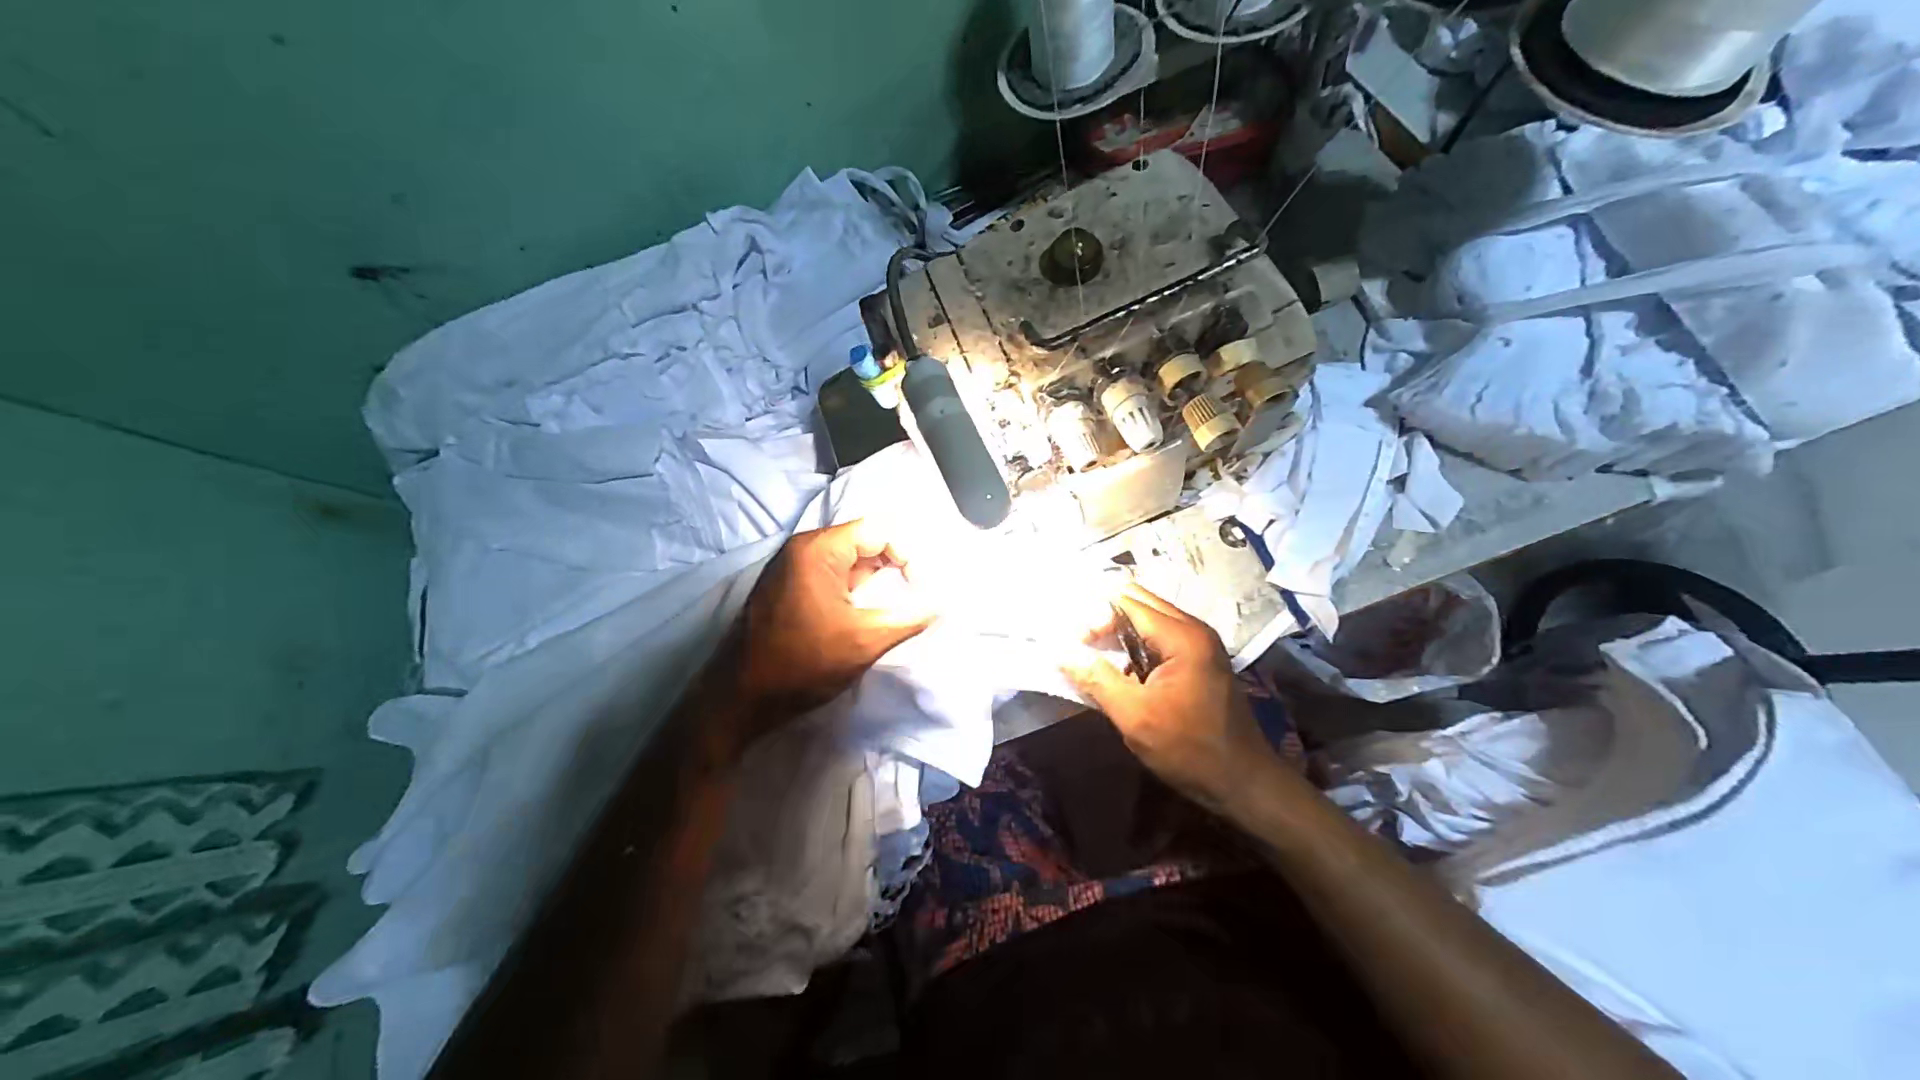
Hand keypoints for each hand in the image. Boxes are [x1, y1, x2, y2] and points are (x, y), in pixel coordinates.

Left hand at [732, 519, 934, 728]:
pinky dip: (856, 589)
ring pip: (849, 560)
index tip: (922, 590)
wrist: (741, 698)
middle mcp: (802, 548)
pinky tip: (867, 613)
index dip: (909, 555)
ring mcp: (791, 567)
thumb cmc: (803, 663)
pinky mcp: (788, 588)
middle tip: (916, 595)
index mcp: (818, 549)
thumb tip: (940, 606)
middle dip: (895, 565)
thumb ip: (909, 619)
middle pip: (864, 540)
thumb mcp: (865, 641)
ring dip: (876, 579)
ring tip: (896, 606)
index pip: (879, 530)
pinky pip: (832, 575)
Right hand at [1061, 584, 1277, 814]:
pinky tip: (1123, 670)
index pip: (1129, 604)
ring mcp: (1202, 645)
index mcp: (1183, 637)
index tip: (1077, 646)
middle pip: (1141, 603)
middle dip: (1108, 619)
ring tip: (1097, 657)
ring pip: (1151, 620)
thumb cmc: (1188, 749)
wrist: (1242, 781)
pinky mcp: (1201, 661)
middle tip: (1084, 647)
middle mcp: (1195, 630)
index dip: (1097, 618)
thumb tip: (1063, 654)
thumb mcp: (1134, 716)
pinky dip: (1138, 646)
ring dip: (1122, 633)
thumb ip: (1097, 679)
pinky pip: (1162, 638)